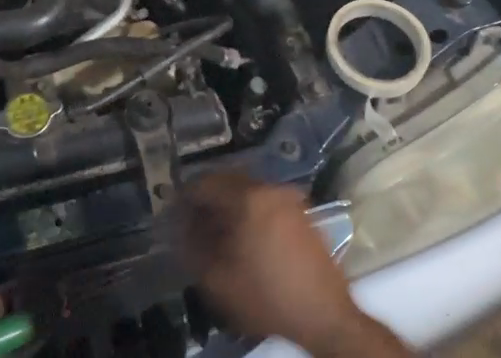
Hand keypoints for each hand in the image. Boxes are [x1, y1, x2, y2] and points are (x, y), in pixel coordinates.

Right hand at [179, 171, 416, 357]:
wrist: (326, 317)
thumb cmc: (268, 297)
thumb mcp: (218, 279)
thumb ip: (192, 246)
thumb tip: (182, 227)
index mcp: (248, 197)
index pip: (204, 183)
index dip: (184, 198)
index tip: (175, 214)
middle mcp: (270, 188)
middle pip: (227, 182)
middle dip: (207, 200)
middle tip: (194, 222)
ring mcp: (291, 199)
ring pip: (248, 192)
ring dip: (229, 206)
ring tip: (218, 232)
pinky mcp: (304, 213)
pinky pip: (267, 202)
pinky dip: (251, 212)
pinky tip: (245, 237)